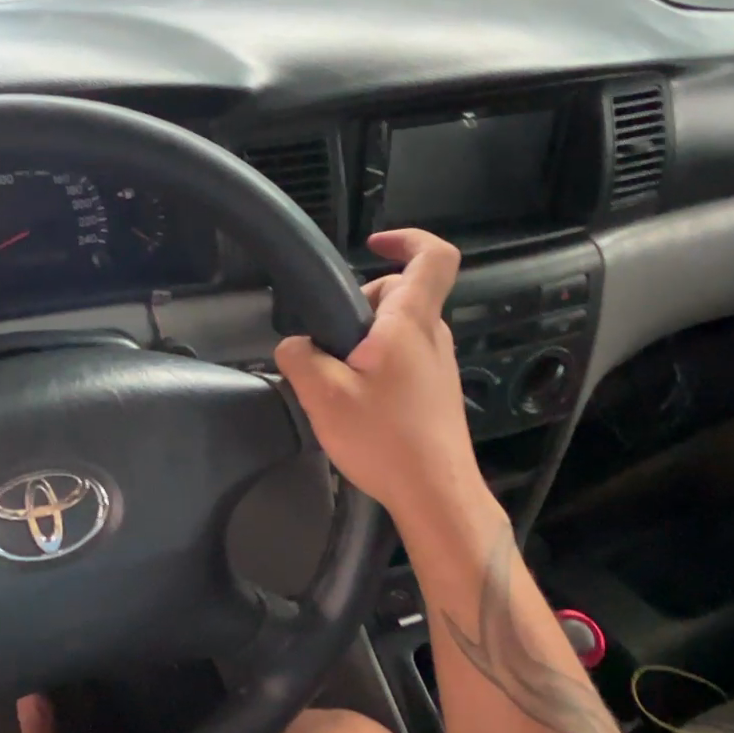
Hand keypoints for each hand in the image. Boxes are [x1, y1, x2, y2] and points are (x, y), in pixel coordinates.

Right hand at [275, 230, 487, 527]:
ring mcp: (439, 365)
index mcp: (411, 323)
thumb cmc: (384, 439)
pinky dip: (377, 363)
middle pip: (402, 293)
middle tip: (331, 341)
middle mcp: (433, 336)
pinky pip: (405, 357)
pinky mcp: (437, 391)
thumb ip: (299, 357)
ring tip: (338, 378)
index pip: (433, 257)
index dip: (406, 239)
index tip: (374, 244)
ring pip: (400, 328)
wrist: (435, 494)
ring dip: (367, 338)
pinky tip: (356, 401)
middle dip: (361, 303)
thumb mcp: (322, 395)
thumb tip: (294, 345)